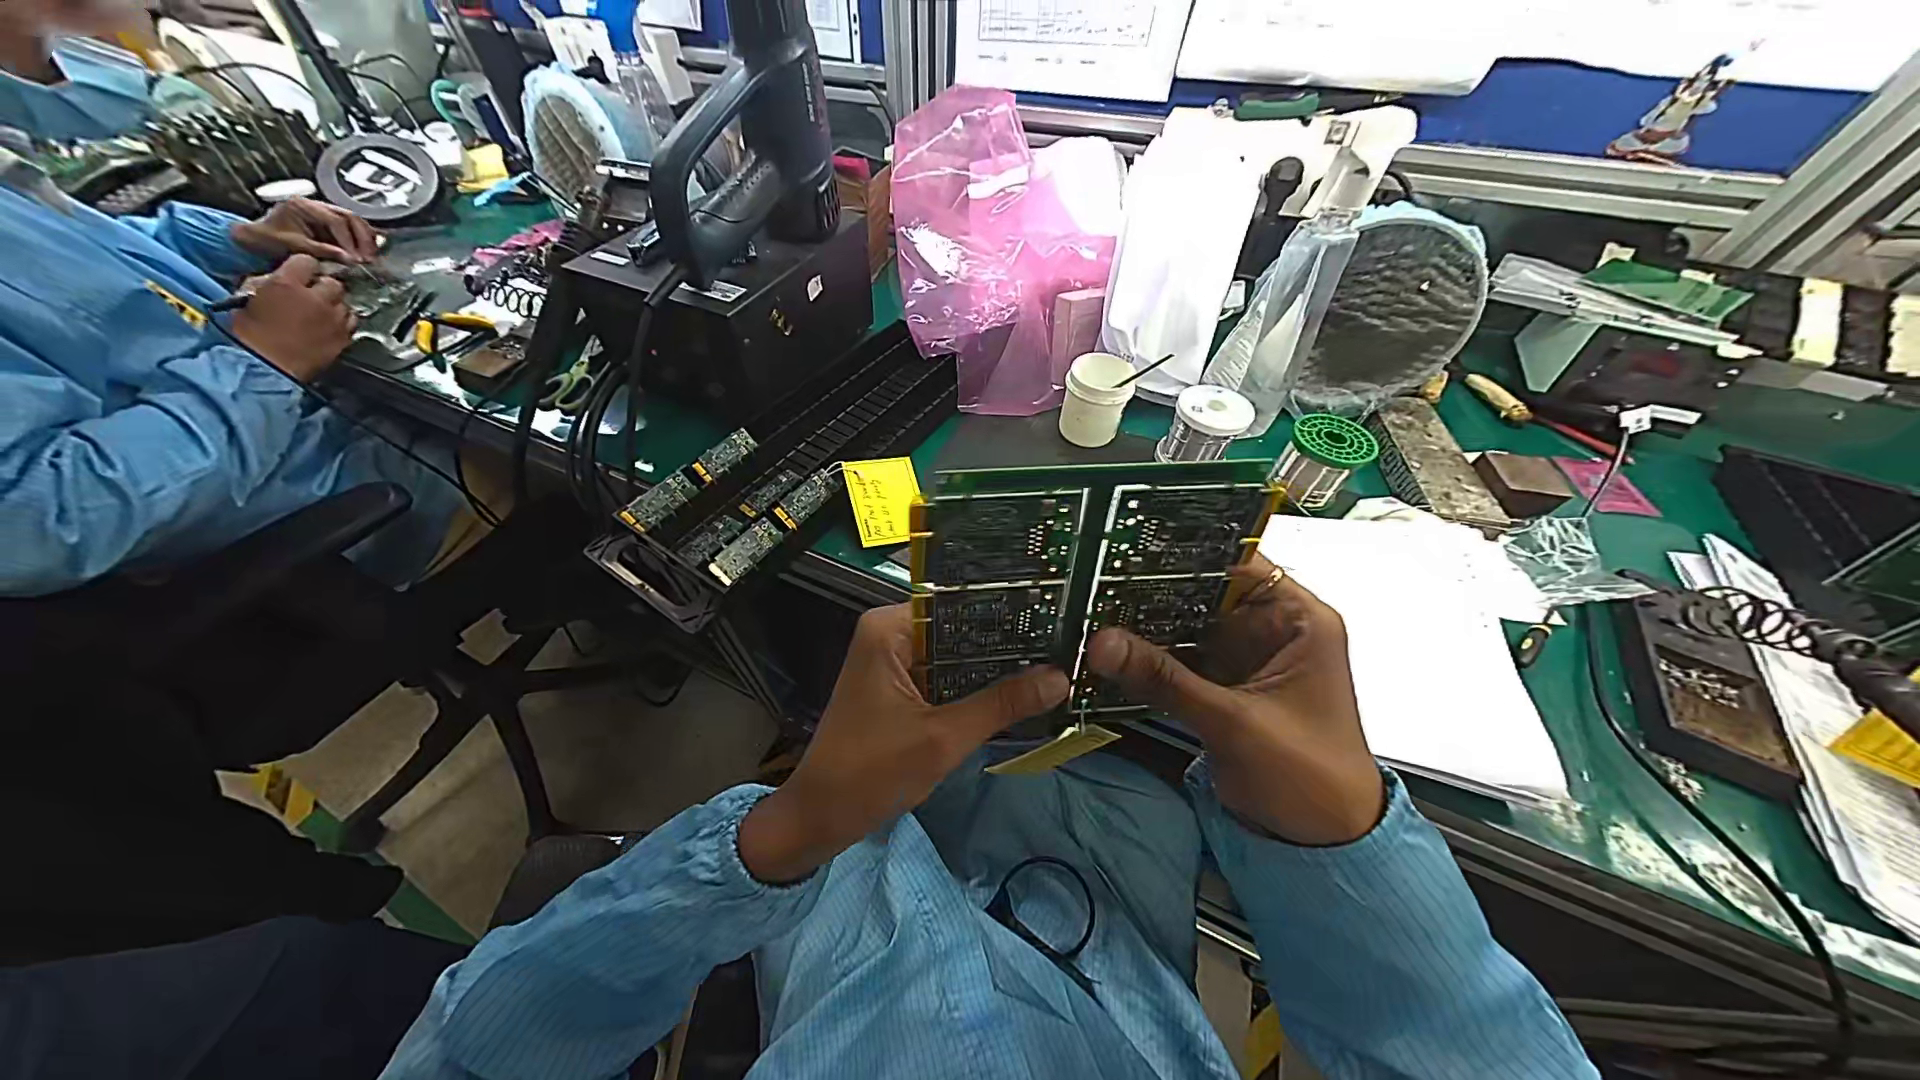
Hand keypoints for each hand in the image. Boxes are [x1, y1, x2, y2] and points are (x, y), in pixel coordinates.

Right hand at [230, 255, 356, 381]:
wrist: (267, 364)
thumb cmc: (249, 331)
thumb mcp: (248, 296)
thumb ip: (269, 282)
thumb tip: (280, 277)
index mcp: (287, 284)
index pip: (307, 261)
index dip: (304, 266)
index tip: (301, 272)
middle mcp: (317, 298)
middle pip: (333, 283)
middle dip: (324, 286)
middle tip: (312, 295)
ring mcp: (336, 319)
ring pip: (345, 303)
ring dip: (335, 305)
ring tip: (321, 313)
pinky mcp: (346, 336)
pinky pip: (351, 322)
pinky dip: (343, 321)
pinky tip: (330, 326)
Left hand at [231, 198, 379, 263]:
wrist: (257, 240)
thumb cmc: (269, 242)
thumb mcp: (292, 246)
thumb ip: (321, 251)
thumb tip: (351, 260)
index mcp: (302, 206)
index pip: (335, 221)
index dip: (350, 241)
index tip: (357, 260)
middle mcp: (317, 206)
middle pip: (351, 218)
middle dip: (363, 239)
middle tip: (369, 259)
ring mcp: (326, 213)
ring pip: (357, 222)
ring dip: (368, 240)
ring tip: (372, 258)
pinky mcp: (333, 224)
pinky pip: (356, 229)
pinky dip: (366, 241)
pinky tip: (370, 253)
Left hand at [738, 605, 1069, 882]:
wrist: (820, 817)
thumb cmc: (872, 771)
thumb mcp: (943, 738)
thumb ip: (1001, 704)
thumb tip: (1059, 677)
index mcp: (890, 629)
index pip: (958, 603)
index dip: (1006, 611)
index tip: (1054, 618)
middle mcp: (890, 633)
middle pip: (960, 628)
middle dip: (1006, 644)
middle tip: (1063, 648)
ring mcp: (893, 660)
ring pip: (956, 655)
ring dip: (994, 669)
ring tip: (1052, 667)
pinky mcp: (899, 686)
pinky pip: (945, 677)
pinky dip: (974, 688)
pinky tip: (1016, 694)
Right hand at [1086, 556, 1384, 845]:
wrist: (1320, 841)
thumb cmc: (1309, 777)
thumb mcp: (1234, 723)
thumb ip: (1167, 681)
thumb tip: (1105, 644)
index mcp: (1297, 620)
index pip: (1238, 565)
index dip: (1188, 554)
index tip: (1134, 549)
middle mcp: (1268, 629)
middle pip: (1203, 594)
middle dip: (1155, 589)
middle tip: (1100, 577)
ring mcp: (1240, 656)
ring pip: (1184, 625)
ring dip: (1146, 623)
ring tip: (1095, 606)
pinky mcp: (1219, 683)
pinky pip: (1177, 657)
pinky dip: (1148, 655)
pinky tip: (1111, 647)